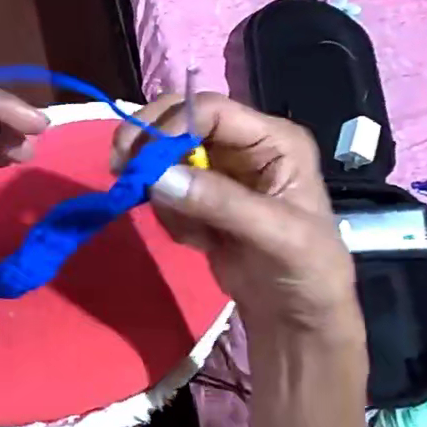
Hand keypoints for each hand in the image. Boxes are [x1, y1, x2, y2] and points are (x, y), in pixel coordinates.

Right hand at [110, 92, 358, 335]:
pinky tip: (197, 240)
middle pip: (178, 119)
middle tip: (122, 171)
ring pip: (163, 156)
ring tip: (191, 232)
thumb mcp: (274, 234)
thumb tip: (158, 176)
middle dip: (148, 144)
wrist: (295, 316)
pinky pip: (162, 190)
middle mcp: (242, 145)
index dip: (171, 127)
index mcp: (273, 139)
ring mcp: (218, 171)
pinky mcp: (199, 197)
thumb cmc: (304, 270)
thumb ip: (219, 202)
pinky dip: (167, 215)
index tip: (141, 162)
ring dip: (160, 191)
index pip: (210, 110)